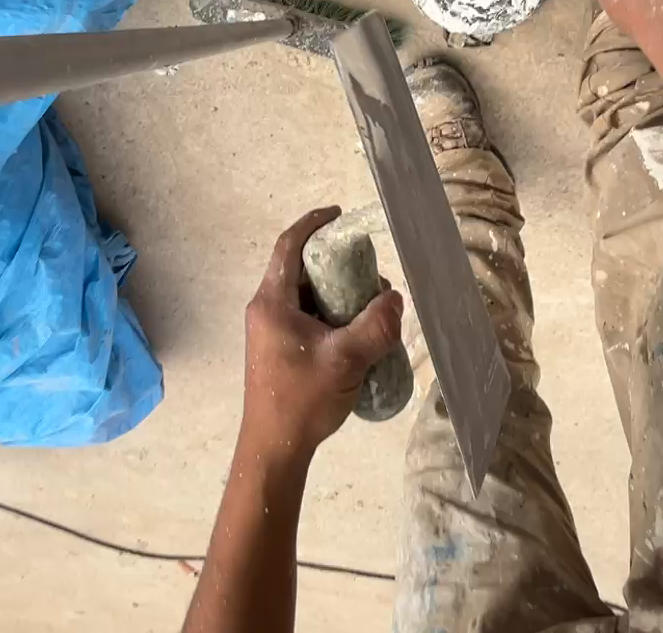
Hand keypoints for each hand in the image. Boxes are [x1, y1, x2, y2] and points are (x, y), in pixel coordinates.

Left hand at [240, 207, 404, 458]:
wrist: (273, 449)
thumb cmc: (301, 400)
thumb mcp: (345, 360)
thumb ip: (375, 327)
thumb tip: (395, 298)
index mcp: (272, 302)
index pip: (288, 247)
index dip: (312, 225)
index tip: (337, 214)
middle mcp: (266, 309)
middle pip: (299, 269)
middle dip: (333, 261)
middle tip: (367, 265)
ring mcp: (271, 330)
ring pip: (305, 294)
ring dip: (335, 290)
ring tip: (369, 299)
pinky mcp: (279, 348)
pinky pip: (307, 315)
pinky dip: (331, 312)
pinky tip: (357, 328)